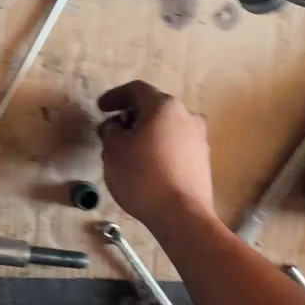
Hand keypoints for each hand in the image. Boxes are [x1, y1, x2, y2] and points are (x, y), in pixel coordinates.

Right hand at [97, 81, 215, 231]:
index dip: (115, 96)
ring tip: (128, 151)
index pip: (136, 90)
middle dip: (131, 117)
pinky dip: (159, 148)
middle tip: (113, 131)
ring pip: (166, 128)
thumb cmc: (142, 176)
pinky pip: (175, 146)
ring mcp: (199, 139)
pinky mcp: (203, 161)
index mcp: (164, 107)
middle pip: (154, 108)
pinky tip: (147, 166)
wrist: (180, 215)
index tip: (101, 108)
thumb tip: (117, 125)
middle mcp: (187, 116)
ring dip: (146, 133)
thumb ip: (111, 130)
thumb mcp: (113, 150)